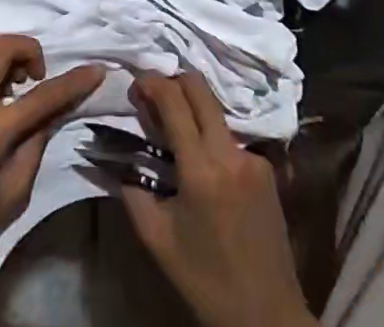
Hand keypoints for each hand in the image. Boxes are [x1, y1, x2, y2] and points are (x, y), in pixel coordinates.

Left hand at [0, 34, 102, 326]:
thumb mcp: (15, 191)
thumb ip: (37, 141)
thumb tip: (56, 107)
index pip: (41, 95)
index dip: (74, 81)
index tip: (96, 70)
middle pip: (2, 46)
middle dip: (30, 50)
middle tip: (39, 78)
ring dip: (8, 51)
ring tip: (19, 83)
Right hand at [118, 73, 315, 326]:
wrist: (267, 313)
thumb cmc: (205, 280)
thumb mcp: (156, 239)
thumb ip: (133, 191)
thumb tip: (116, 158)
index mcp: (202, 170)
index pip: (175, 103)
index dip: (152, 83)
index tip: (134, 83)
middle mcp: (232, 153)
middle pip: (202, 91)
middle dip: (173, 81)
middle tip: (151, 93)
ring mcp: (255, 158)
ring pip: (218, 113)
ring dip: (192, 109)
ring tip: (171, 129)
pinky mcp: (268, 169)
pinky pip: (232, 138)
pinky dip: (211, 137)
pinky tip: (200, 160)